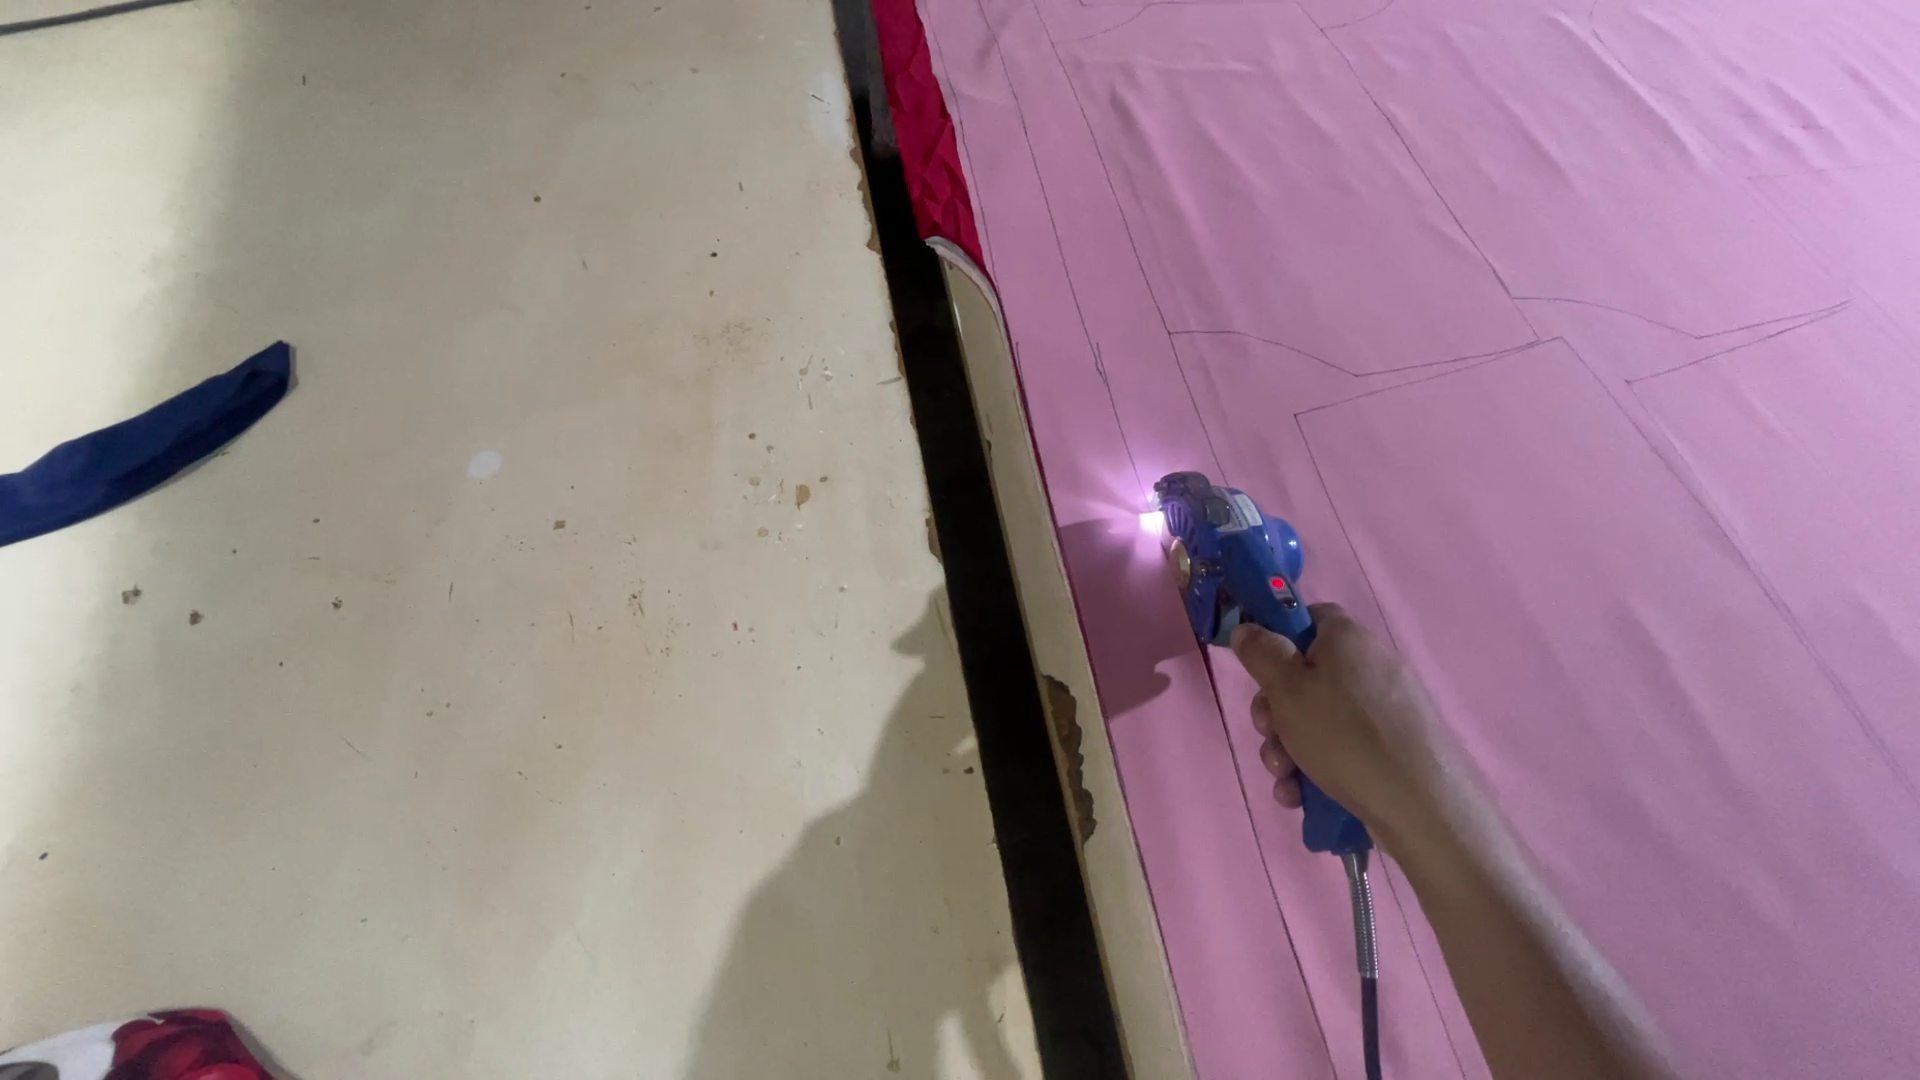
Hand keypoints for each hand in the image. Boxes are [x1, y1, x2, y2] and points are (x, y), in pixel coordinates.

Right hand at [1231, 603, 1455, 845]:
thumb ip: (1260, 653)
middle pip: (1304, 675)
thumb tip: (1247, 628)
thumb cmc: (1345, 736)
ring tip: (1284, 777)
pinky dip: (1315, 767)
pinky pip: (1340, 747)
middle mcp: (1370, 666)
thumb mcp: (1287, 689)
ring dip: (1288, 746)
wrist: (1424, 808)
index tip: (1257, 668)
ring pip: (1316, 718)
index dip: (1276, 637)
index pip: (1307, 616)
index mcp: (1347, 639)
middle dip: (1274, 710)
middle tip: (1266, 733)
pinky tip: (1300, 794)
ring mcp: (1384, 709)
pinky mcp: (1392, 747)